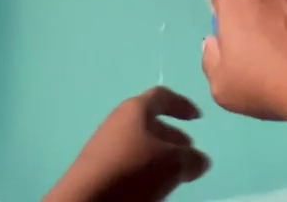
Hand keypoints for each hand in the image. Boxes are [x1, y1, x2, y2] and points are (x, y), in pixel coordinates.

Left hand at [43, 87, 209, 201]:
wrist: (85, 200)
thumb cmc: (132, 171)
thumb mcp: (171, 164)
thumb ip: (190, 159)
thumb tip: (201, 159)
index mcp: (136, 108)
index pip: (162, 95)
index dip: (182, 104)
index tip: (198, 118)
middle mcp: (119, 119)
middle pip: (151, 120)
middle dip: (173, 135)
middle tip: (189, 151)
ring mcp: (106, 142)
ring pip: (140, 142)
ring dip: (160, 154)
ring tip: (175, 172)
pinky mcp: (98, 166)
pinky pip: (129, 159)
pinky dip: (145, 166)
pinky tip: (153, 185)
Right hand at [201, 0, 286, 124]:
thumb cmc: (266, 83)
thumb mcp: (221, 86)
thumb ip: (210, 58)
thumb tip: (217, 42)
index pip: (219, 3)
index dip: (225, 27)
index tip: (237, 49)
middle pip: (247, 1)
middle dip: (250, 22)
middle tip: (260, 58)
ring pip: (274, 5)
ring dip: (275, 23)